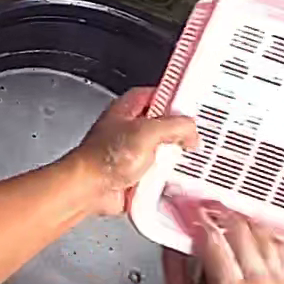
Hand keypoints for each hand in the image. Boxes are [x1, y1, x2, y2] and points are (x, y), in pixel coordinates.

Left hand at [60, 86, 197, 216]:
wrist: (90, 190)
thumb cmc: (103, 158)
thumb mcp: (147, 132)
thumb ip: (174, 126)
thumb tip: (191, 130)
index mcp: (127, 108)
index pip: (156, 94)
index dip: (174, 97)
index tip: (193, 106)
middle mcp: (128, 127)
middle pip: (162, 123)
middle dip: (178, 132)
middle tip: (193, 137)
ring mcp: (131, 151)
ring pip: (162, 149)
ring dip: (173, 157)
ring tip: (184, 160)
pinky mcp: (134, 172)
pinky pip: (159, 171)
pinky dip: (167, 176)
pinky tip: (172, 179)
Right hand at [163, 207, 283, 283]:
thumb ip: (177, 279)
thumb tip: (171, 249)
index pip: (212, 239)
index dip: (197, 220)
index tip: (189, 214)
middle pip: (240, 229)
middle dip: (220, 213)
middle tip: (208, 211)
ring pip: (263, 233)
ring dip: (244, 222)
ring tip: (231, 220)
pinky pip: (283, 249)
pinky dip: (268, 237)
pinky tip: (257, 237)